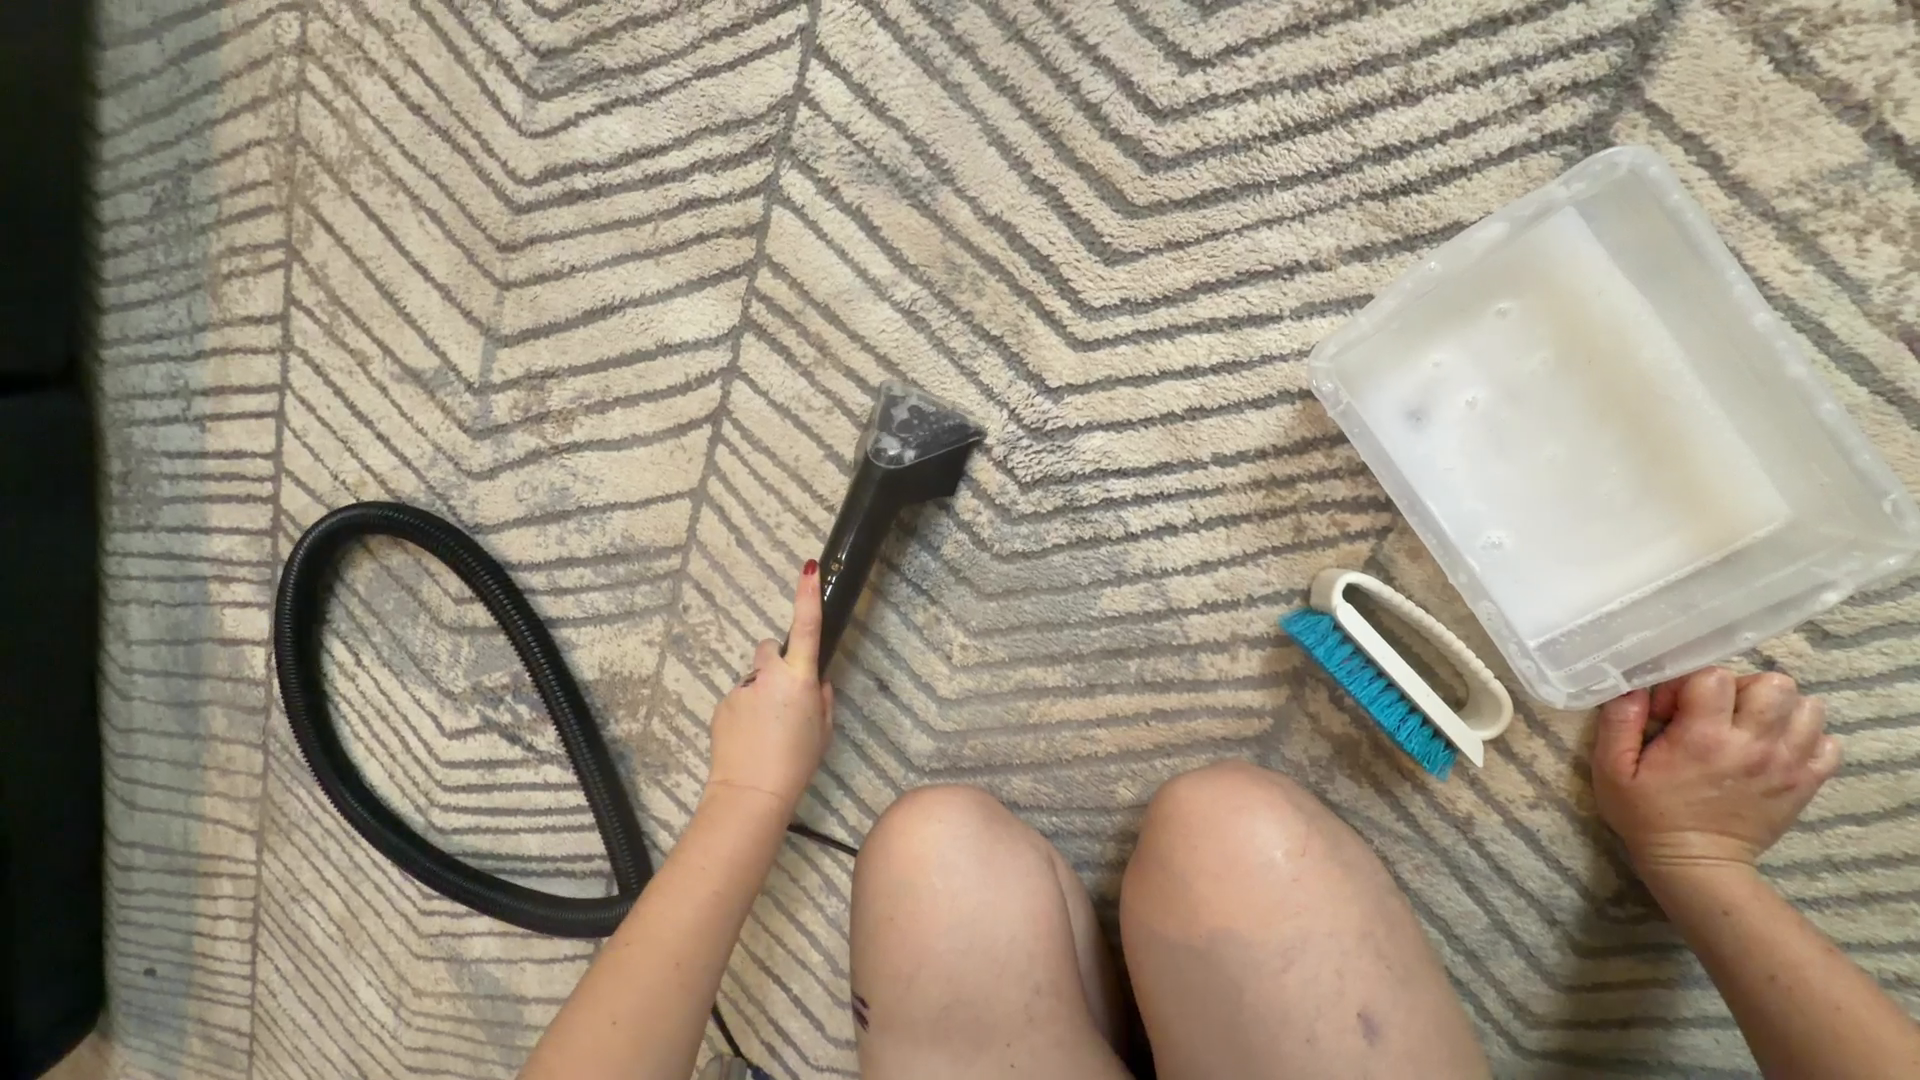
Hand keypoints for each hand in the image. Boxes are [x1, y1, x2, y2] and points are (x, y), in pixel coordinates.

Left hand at [705, 560, 833, 809]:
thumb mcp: (824, 731)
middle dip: (778, 663)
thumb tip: (815, 682)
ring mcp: (740, 689)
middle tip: (785, 696)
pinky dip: (746, 712)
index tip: (808, 568)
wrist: (750, 793)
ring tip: (766, 731)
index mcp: (799, 679)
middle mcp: (768, 675)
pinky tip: (750, 739)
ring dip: (761, 693)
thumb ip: (821, 700)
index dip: (807, 596)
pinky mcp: (721, 704)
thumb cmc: (797, 763)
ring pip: (754, 678)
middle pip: (770, 649)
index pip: (806, 629)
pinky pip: (739, 698)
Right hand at [1592, 668, 1841, 883]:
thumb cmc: (1645, 811)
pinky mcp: (1807, 781)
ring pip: (1807, 706)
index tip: (1668, 710)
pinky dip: (1803, 734)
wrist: (1696, 862)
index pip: (1713, 677)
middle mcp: (1754, 745)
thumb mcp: (1610, 766)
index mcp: (1702, 738)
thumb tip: (1632, 686)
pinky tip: (1771, 745)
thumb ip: (1619, 720)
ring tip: (1743, 725)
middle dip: (1737, 688)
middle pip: (1772, 684)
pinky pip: (1828, 740)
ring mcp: (1788, 763)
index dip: (1685, 684)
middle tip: (1711, 711)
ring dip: (1774, 707)